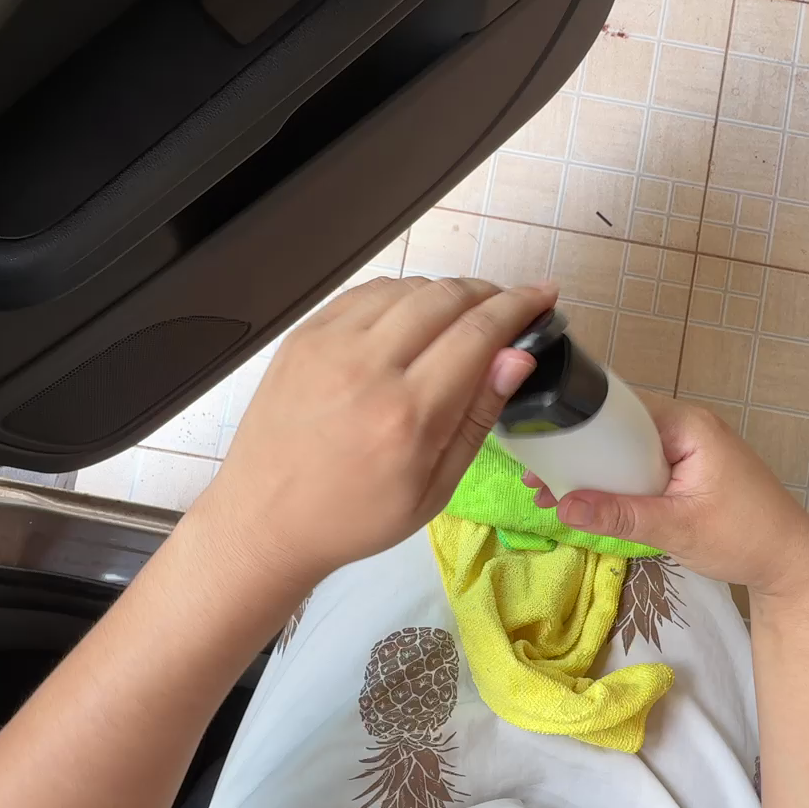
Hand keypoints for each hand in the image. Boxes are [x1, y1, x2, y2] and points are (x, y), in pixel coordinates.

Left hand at [189, 276, 551, 588]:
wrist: (265, 520)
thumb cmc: (356, 518)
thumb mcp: (433, 489)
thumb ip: (476, 418)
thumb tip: (516, 358)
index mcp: (407, 414)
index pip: (478, 333)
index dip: (518, 307)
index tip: (543, 297)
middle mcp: (367, 367)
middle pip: (445, 297)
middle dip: (488, 293)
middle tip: (507, 307)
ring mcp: (328, 345)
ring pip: (405, 287)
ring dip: (445, 292)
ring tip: (462, 316)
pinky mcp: (303, 337)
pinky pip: (364, 294)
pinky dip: (400, 296)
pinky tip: (411, 317)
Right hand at [525, 392, 808, 598]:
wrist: (790, 562)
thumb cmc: (742, 538)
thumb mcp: (676, 529)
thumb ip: (619, 515)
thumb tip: (563, 507)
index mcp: (688, 425)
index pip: (620, 411)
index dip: (578, 431)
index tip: (540, 455)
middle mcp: (687, 425)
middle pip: (619, 429)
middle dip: (578, 454)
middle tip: (536, 479)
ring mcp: (688, 446)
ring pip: (627, 450)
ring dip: (594, 471)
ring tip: (550, 492)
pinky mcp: (687, 468)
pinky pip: (641, 465)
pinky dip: (615, 481)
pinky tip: (588, 499)